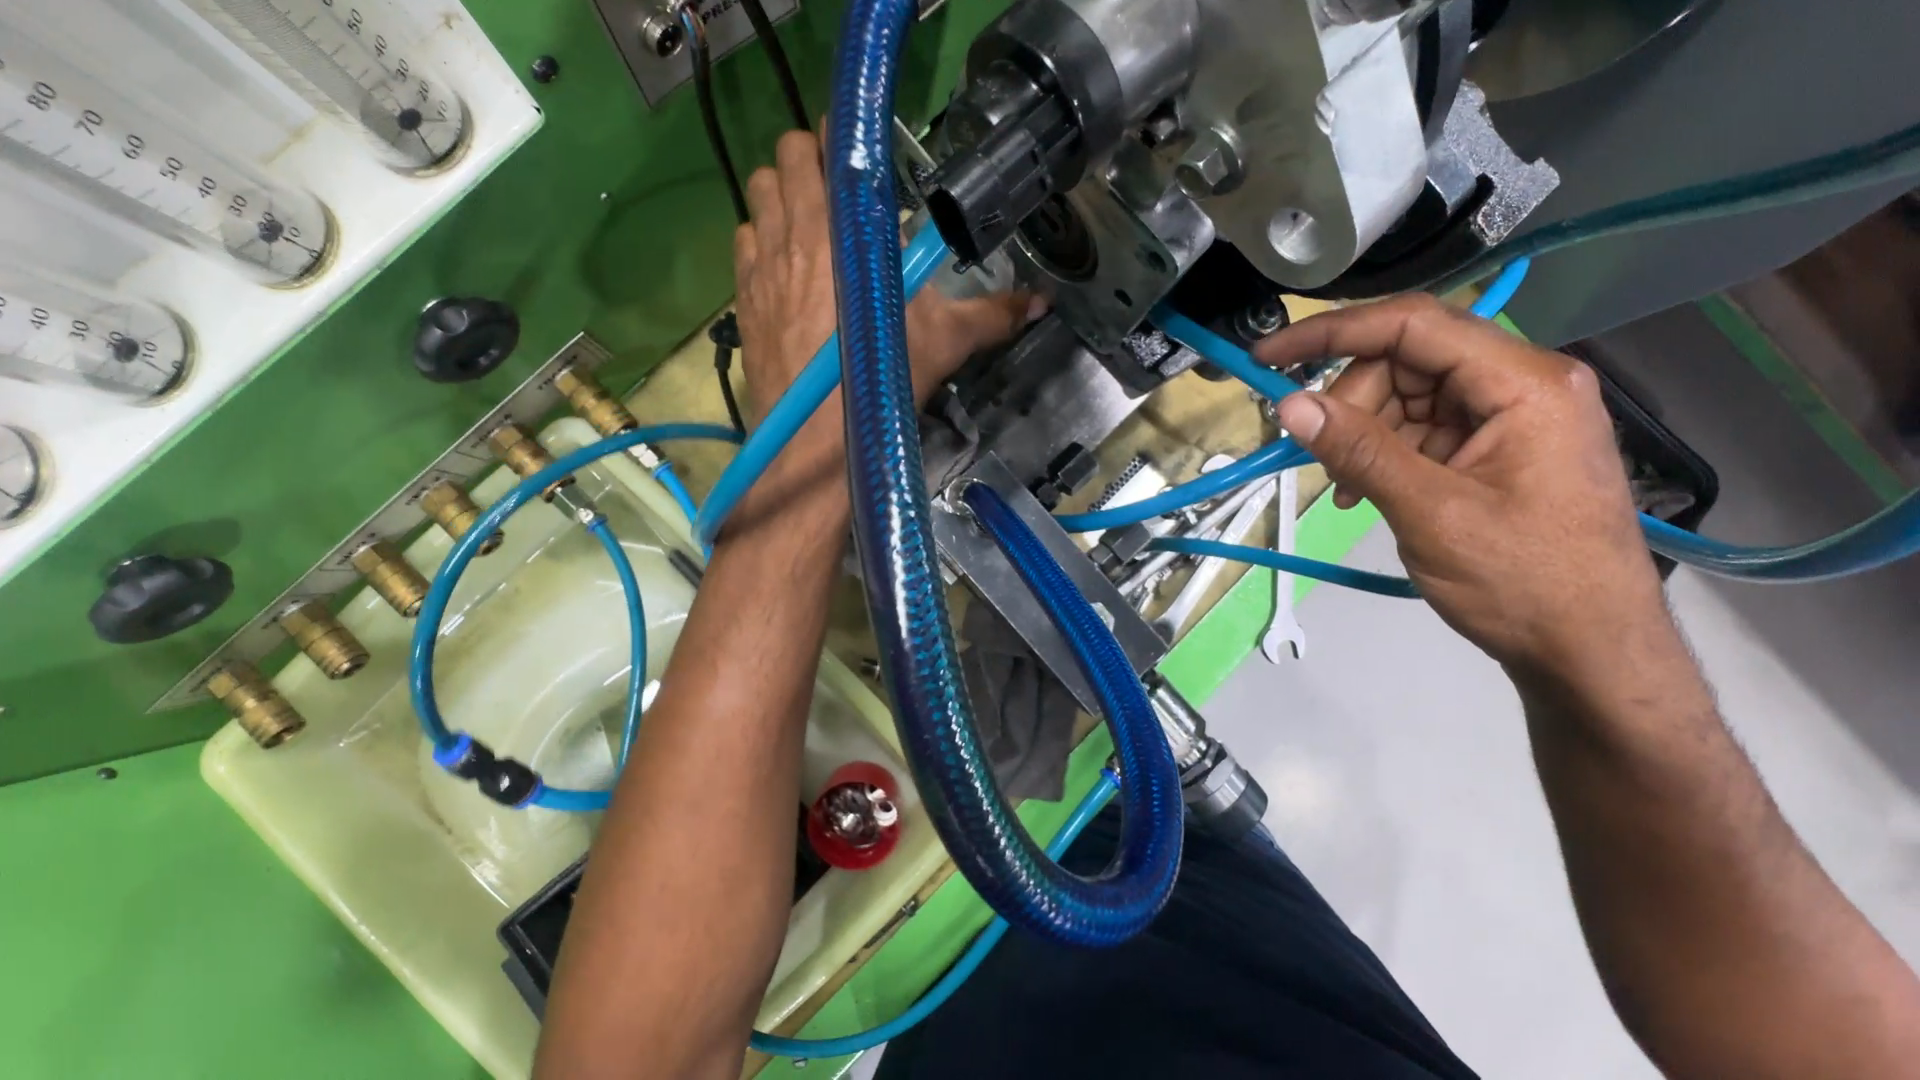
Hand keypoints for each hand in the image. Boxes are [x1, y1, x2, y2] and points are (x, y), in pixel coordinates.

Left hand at [728, 131, 1036, 535]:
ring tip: (806, 224)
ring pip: (755, 196)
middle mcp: (792, 233)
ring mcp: (761, 265)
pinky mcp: (743, 298)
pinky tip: (781, 267)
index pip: (826, 150)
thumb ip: (991, 316)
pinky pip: (742, 244)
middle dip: (804, 163)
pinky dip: (759, 241)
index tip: (858, 156)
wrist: (815, 437)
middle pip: (781, 158)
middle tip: (835, 191)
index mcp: (841, 229)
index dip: (839, 142)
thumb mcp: (943, 342)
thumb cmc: (879, 376)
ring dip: (777, 197)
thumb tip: (1040, 303)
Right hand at [1257, 294, 1664, 672]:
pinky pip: (1426, 431)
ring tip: (1347, 487)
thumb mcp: (1430, 512)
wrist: (1591, 652)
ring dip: (1365, 434)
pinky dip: (1387, 455)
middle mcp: (1524, 385)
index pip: (1412, 325)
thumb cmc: (1523, 582)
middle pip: (1409, 360)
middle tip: (1319, 453)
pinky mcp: (1500, 450)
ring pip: (1411, 396)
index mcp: (1524, 382)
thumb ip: (1359, 450)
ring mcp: (1514, 418)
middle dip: (1352, 401)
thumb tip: (1289, 406)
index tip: (1268, 358)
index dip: (1331, 332)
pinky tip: (1367, 493)